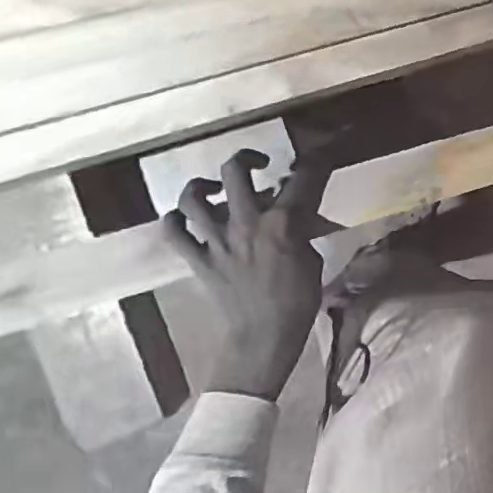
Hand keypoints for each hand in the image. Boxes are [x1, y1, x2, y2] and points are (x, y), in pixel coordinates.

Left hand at [172, 149, 330, 400]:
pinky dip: (175, 220)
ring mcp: (216, 241)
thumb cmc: (298, 303)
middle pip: (235, 171)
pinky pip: (173, 232)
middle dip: (247, 158)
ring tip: (216, 189)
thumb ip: (303, 235)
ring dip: (204, 186)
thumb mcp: (314, 264)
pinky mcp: (198, 260)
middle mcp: (244, 223)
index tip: (319, 154)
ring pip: (195, 197)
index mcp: (281, 224)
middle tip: (258, 166)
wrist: (264, 338)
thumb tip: (300, 218)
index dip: (314, 162)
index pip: (302, 180)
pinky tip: (186, 218)